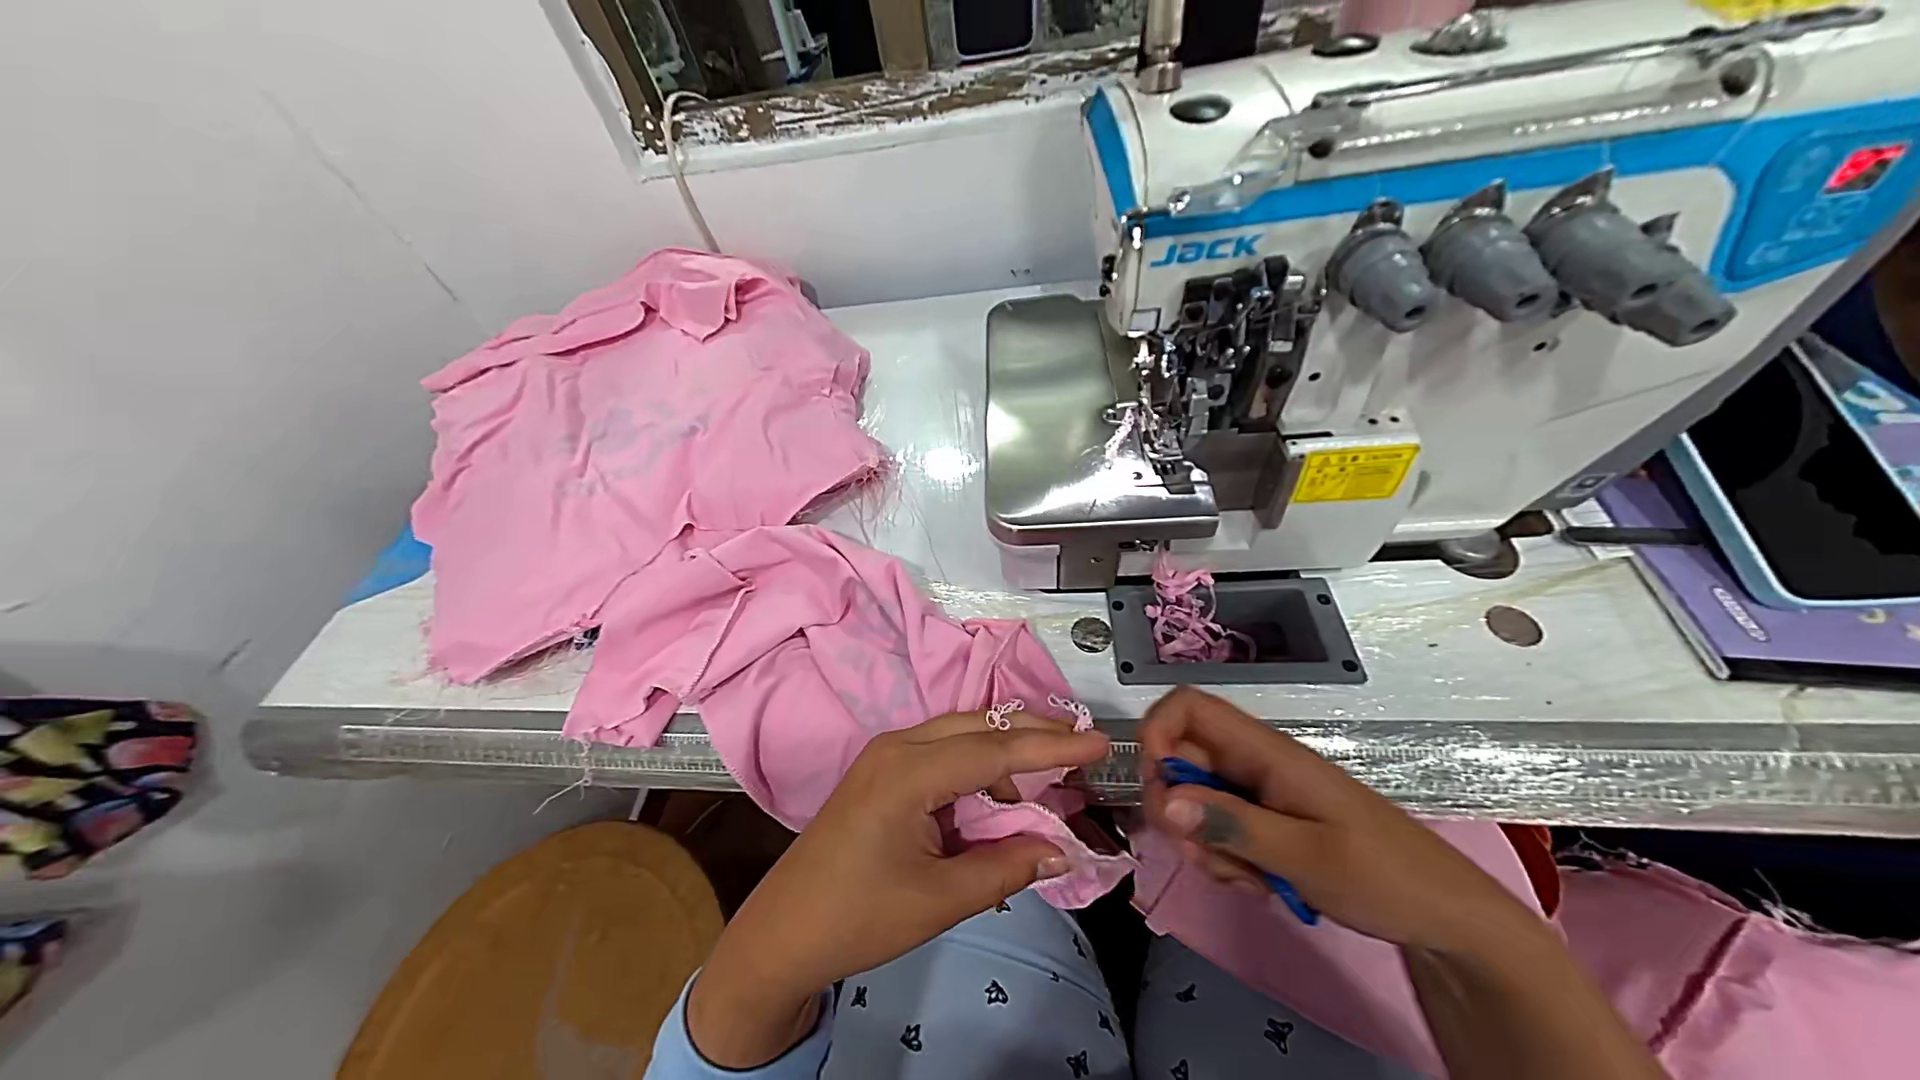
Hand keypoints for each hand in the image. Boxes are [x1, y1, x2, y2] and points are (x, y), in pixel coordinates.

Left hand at [688, 709, 1110, 1066]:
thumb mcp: (940, 899)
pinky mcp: (882, 771)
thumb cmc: (857, 917)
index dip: (1053, 745)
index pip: (996, 748)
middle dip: (1033, 731)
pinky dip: (978, 767)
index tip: (1099, 743)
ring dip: (1005, 751)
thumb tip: (1060, 848)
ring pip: (961, 734)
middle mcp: (898, 747)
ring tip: (1049, 777)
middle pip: (979, 726)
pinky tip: (999, 797)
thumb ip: (1006, 866)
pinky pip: (942, 753)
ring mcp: (886, 755)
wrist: (782, 933)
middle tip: (1082, 745)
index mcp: (909, 771)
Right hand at [1140, 687, 1537, 953]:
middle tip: (1201, 852)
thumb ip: (1233, 826)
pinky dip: (1220, 856)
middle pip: (1181, 759)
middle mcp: (1254, 763)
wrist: (1446, 918)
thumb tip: (1165, 802)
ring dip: (1201, 841)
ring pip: (1194, 800)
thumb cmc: (1388, 876)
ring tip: (1244, 876)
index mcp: (1267, 751)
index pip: (1189, 707)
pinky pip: (1217, 828)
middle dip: (1177, 808)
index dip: (1159, 733)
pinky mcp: (1264, 821)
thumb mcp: (1308, 856)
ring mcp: (1258, 793)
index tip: (1159, 789)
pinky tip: (1256, 882)